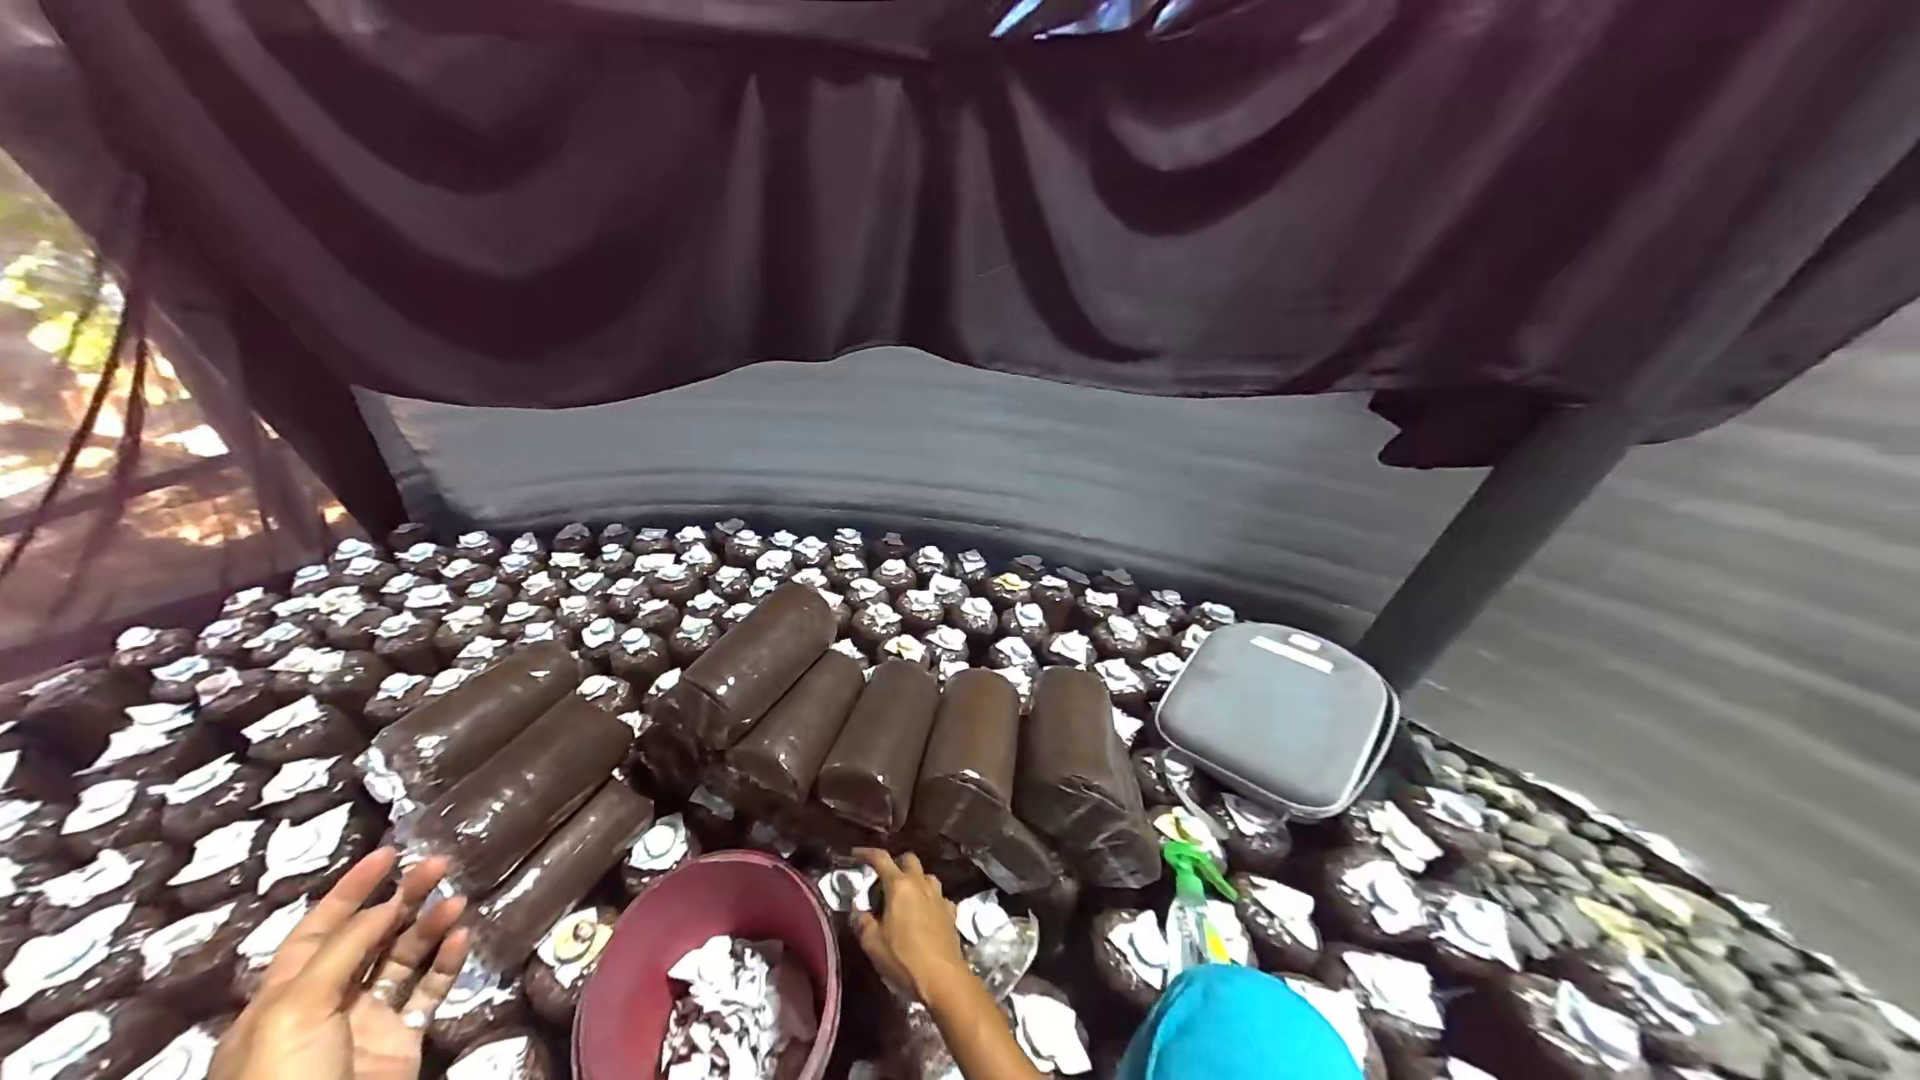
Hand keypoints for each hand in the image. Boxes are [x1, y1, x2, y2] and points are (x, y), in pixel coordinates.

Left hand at [211, 849, 470, 1079]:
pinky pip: (429, 993)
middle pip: (369, 937)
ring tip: (458, 900)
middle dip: (404, 898)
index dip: (351, 890)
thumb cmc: (283, 1079)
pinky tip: (463, 938)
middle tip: (440, 864)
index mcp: (283, 998)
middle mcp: (325, 1004)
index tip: (389, 852)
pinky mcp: (401, 1042)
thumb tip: (385, 904)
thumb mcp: (295, 1011)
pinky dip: (447, 963)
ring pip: (404, 961)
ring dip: (431, 926)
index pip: (318, 930)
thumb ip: (341, 951)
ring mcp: (365, 1025)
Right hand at [850, 848, 967, 1002]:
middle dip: (896, 865)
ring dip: (915, 881)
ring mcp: (939, 896)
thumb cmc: (903, 958)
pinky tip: (925, 915)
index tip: (856, 854)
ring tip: (905, 899)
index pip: (881, 859)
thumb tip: (857, 912)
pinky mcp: (951, 912)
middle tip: (884, 883)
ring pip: (927, 876)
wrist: (942, 977)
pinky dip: (930, 901)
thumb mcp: (872, 944)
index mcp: (899, 885)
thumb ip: (861, 923)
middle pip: (909, 860)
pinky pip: (939, 897)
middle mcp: (921, 883)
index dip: (867, 853)